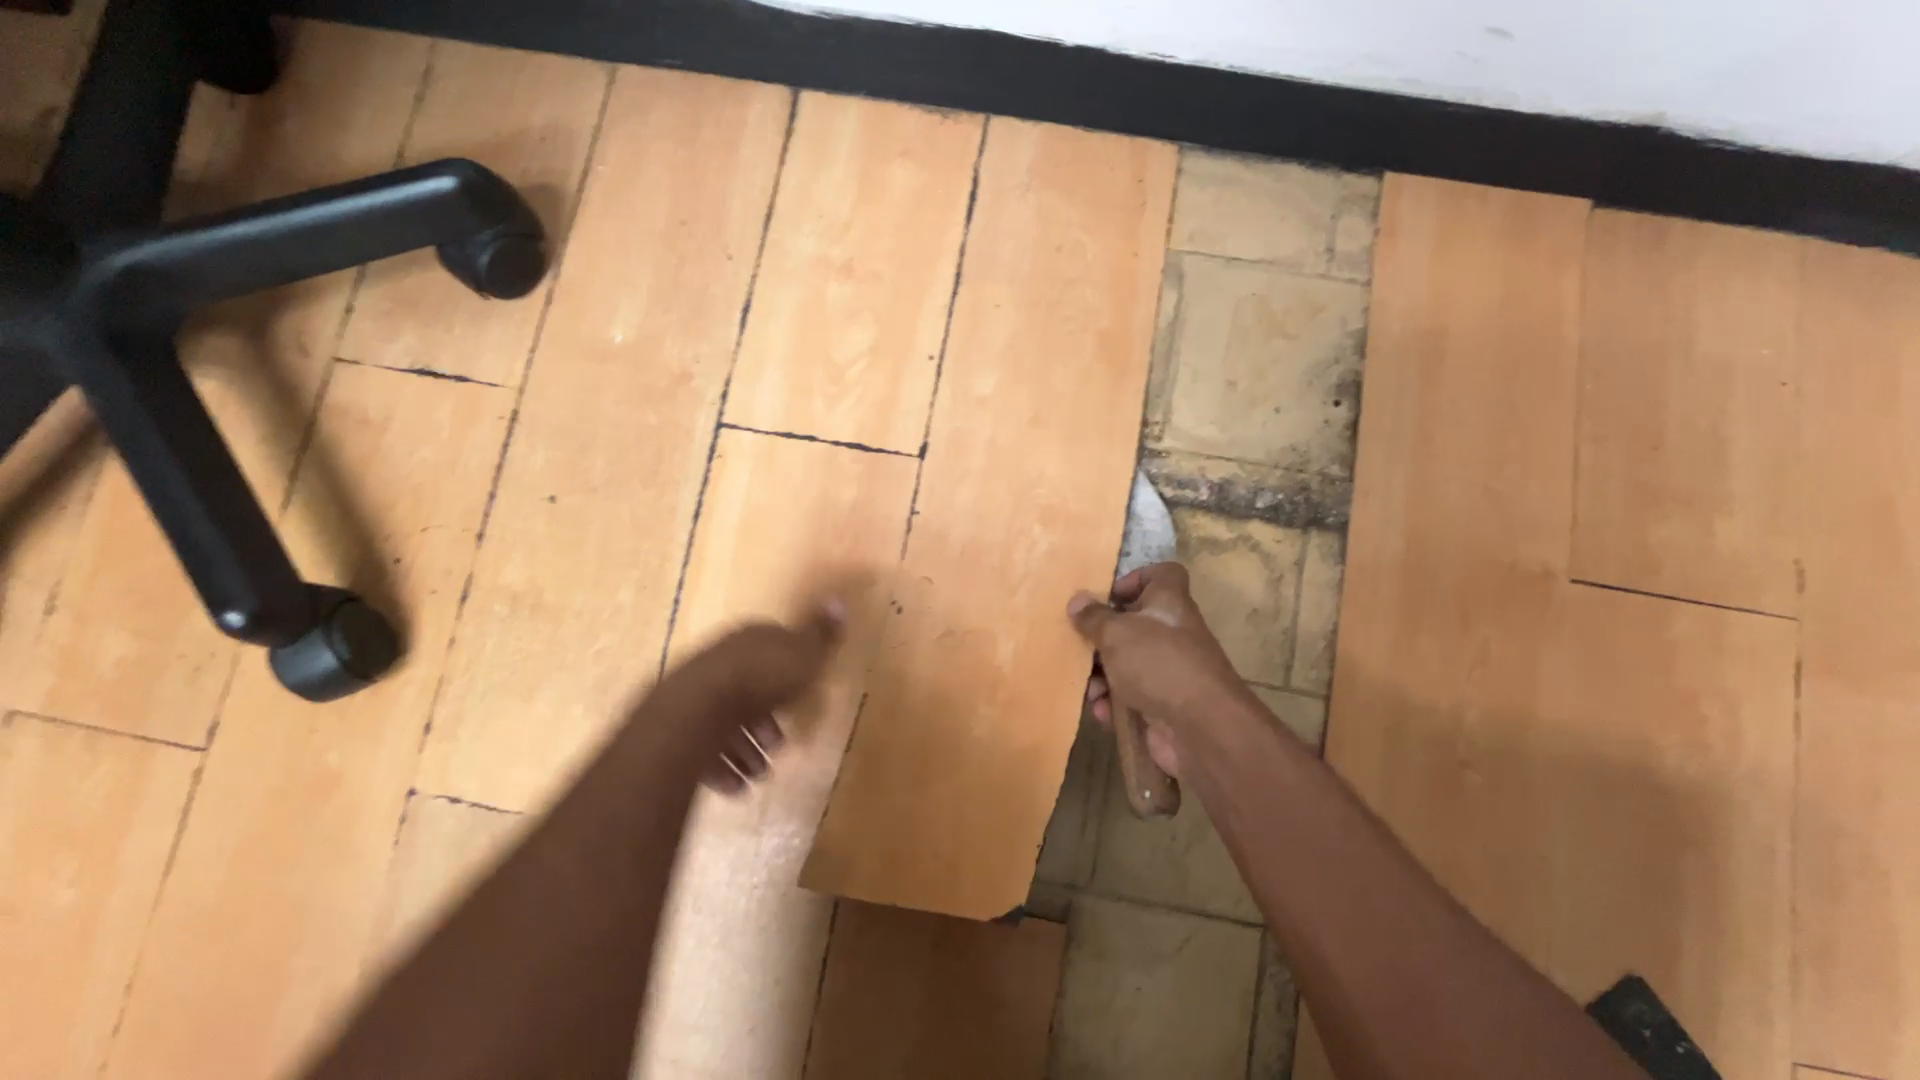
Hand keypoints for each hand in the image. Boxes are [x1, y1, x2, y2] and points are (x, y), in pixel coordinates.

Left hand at [662, 601, 844, 794]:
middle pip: (749, 690)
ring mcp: (697, 694)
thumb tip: (838, 602)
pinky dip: (722, 768)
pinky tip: (736, 787)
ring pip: (726, 721)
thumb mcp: (805, 655)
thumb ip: (821, 636)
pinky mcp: (679, 726)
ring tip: (759, 773)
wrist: (698, 710)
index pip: (772, 651)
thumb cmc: (761, 681)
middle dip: (765, 720)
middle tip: (780, 745)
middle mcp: (722, 661)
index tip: (802, 701)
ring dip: (745, 749)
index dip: (788, 677)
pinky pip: (705, 747)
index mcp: (751, 641)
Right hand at [1067, 563, 1246, 777]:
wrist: (1201, 727)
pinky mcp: (1164, 704)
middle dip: (1103, 638)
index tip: (1108, 595)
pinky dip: (1115, 703)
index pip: (1163, 575)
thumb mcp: (1116, 634)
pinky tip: (1104, 713)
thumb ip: (1094, 618)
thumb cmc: (1157, 664)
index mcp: (1169, 603)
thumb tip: (1077, 600)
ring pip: (1127, 664)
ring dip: (1102, 676)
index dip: (1136, 578)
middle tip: (1080, 648)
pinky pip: (1131, 696)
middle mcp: (1172, 633)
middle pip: (1134, 624)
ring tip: (1090, 691)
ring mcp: (1169, 670)